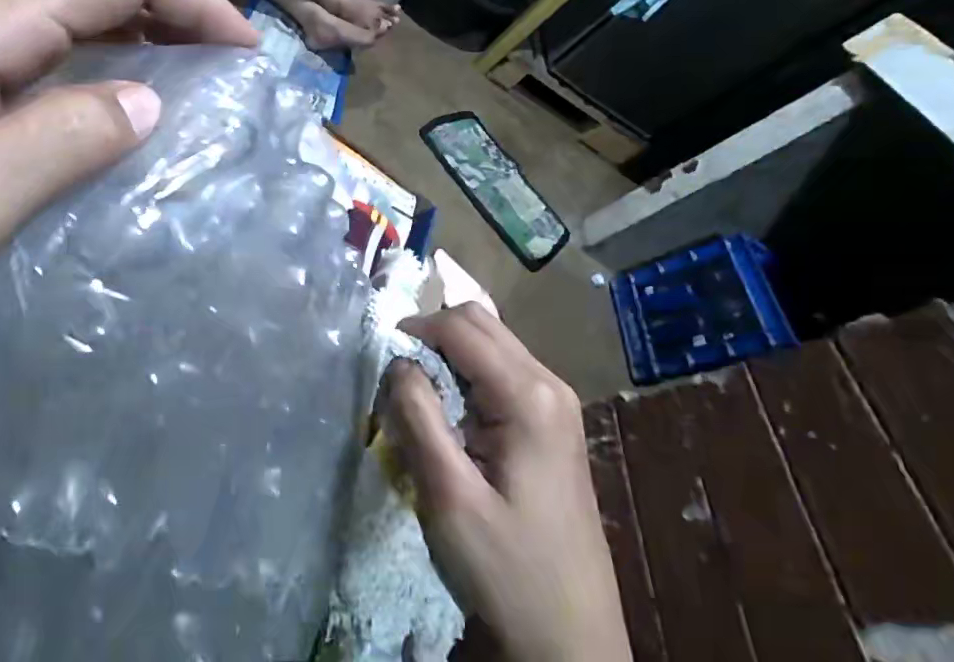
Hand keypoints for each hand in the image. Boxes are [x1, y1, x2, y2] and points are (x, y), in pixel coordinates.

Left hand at [0, 0, 258, 366]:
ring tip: (205, 83)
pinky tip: (133, 107)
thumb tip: (151, 102)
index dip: (196, 1)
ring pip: (83, 5)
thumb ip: (59, 144)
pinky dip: (115, 60)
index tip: (247, 57)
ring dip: (154, 30)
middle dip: (185, 5)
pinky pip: (56, 48)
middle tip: (236, 67)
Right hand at [382, 303, 629, 661]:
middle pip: (481, 323)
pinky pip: (503, 370)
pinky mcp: (553, 420)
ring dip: (450, 352)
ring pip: (492, 342)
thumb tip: (398, 361)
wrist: (571, 633)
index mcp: (529, 396)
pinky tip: (453, 412)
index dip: (416, 329)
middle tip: (400, 374)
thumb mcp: (449, 496)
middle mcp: (549, 383)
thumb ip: (419, 417)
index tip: (382, 356)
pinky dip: (469, 372)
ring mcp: (557, 401)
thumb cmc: (507, 568)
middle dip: (434, 333)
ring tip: (421, 394)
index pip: (462, 328)